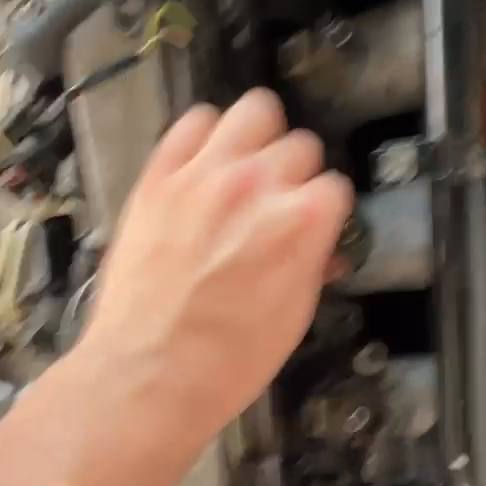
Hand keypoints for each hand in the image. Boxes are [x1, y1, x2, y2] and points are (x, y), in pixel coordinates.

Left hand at [76, 90, 352, 438]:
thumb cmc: (229, 363)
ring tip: (245, 169)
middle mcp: (258, 185)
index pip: (336, 186)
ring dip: (258, 138)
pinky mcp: (158, 177)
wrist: (149, 374)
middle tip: (279, 203)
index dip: (327, 210)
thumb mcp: (293, 320)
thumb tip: (320, 250)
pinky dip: (204, 138)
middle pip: (300, 145)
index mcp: (303, 223)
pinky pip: (191, 124)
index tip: (315, 226)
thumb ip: (312, 268)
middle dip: (297, 174)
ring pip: (252, 111)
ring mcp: (204, 175)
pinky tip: (204, 166)